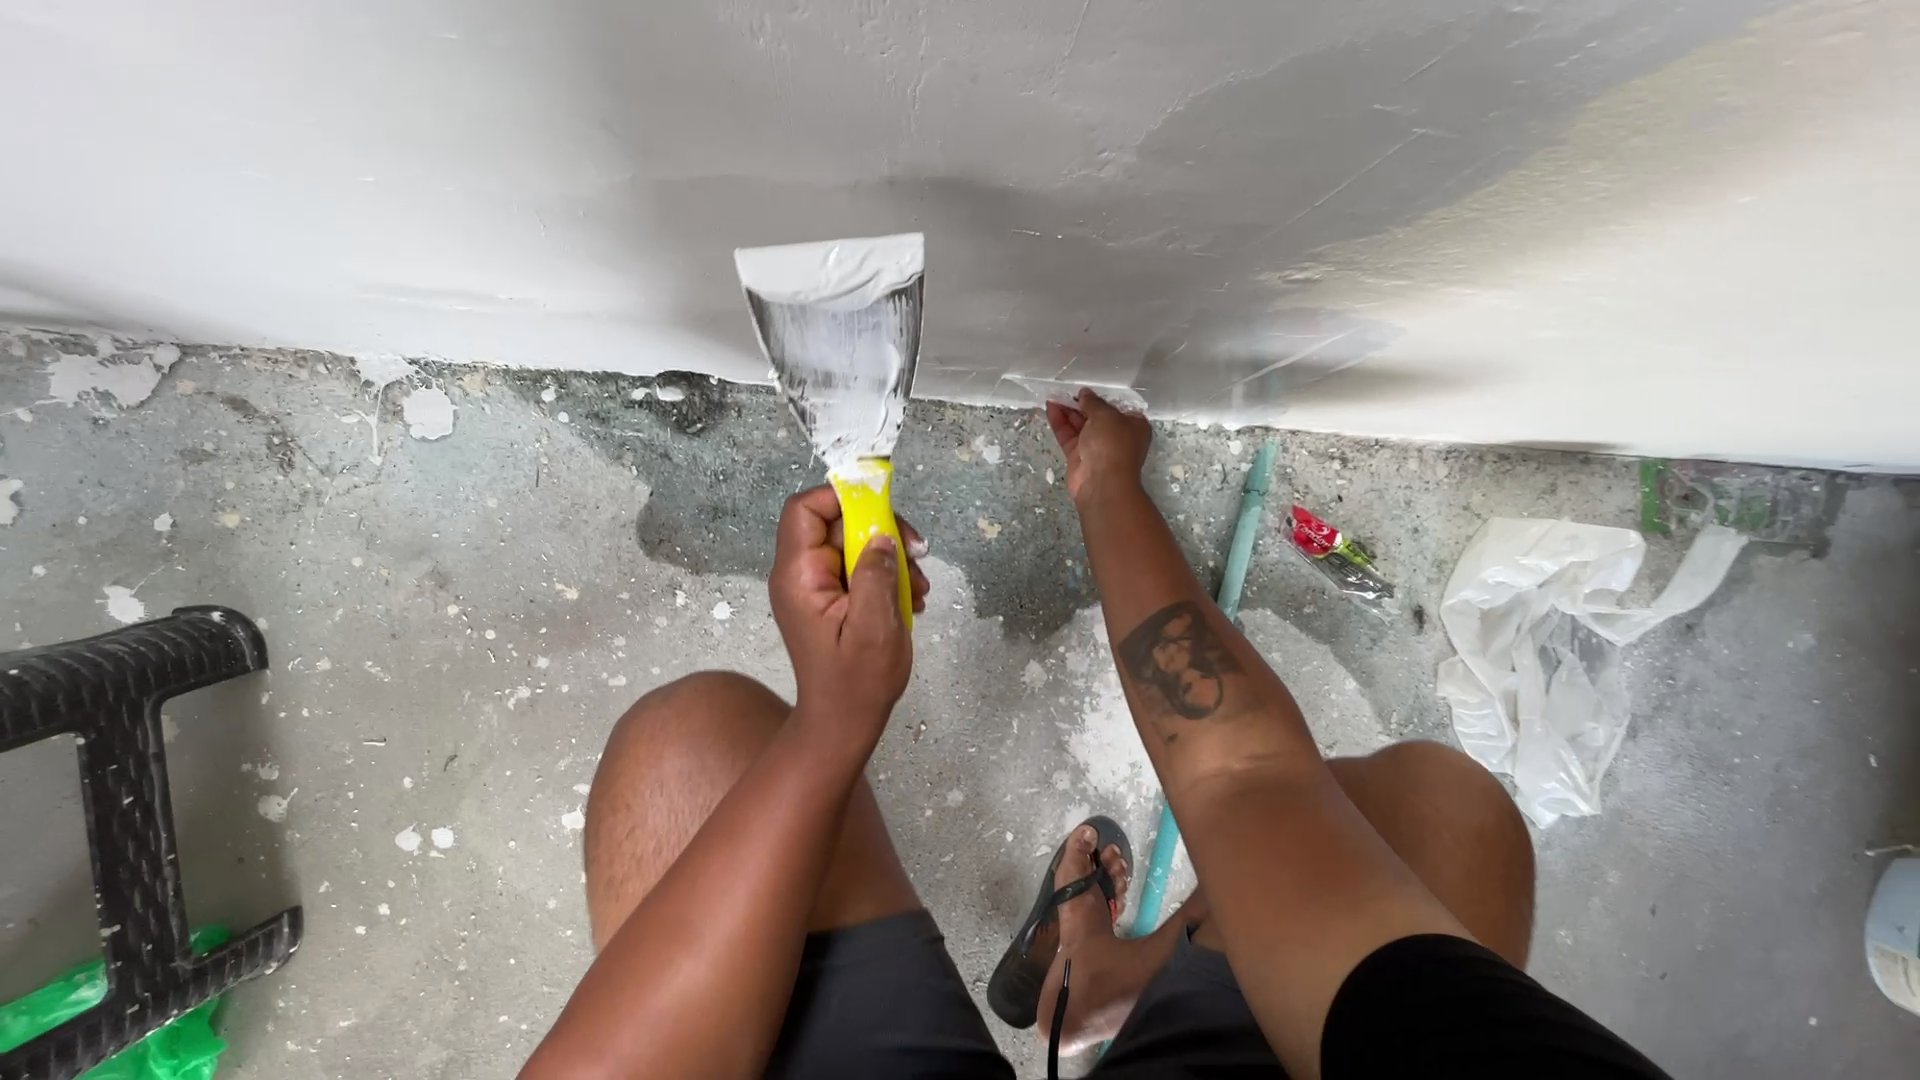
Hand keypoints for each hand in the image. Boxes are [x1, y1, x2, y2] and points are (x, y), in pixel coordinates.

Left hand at [768, 486, 929, 746]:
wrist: (843, 723)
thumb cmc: (857, 682)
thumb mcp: (875, 627)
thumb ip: (876, 575)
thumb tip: (882, 537)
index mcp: (798, 576)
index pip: (805, 509)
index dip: (841, 496)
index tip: (885, 507)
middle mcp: (799, 574)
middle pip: (836, 522)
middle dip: (880, 531)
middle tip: (918, 553)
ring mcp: (814, 586)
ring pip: (853, 543)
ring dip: (890, 557)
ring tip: (920, 588)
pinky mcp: (831, 598)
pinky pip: (858, 567)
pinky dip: (886, 575)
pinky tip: (911, 598)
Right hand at [1045, 389, 1152, 502]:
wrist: (1102, 483)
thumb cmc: (1113, 444)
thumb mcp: (1106, 415)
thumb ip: (1094, 402)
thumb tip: (1084, 393)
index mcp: (1133, 425)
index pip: (1117, 407)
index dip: (1101, 397)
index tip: (1086, 388)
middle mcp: (1116, 436)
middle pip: (1096, 415)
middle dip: (1080, 403)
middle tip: (1064, 389)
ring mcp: (1096, 447)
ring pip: (1080, 425)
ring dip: (1067, 411)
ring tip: (1052, 395)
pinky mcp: (1078, 456)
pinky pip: (1069, 435)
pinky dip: (1060, 422)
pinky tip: (1050, 407)